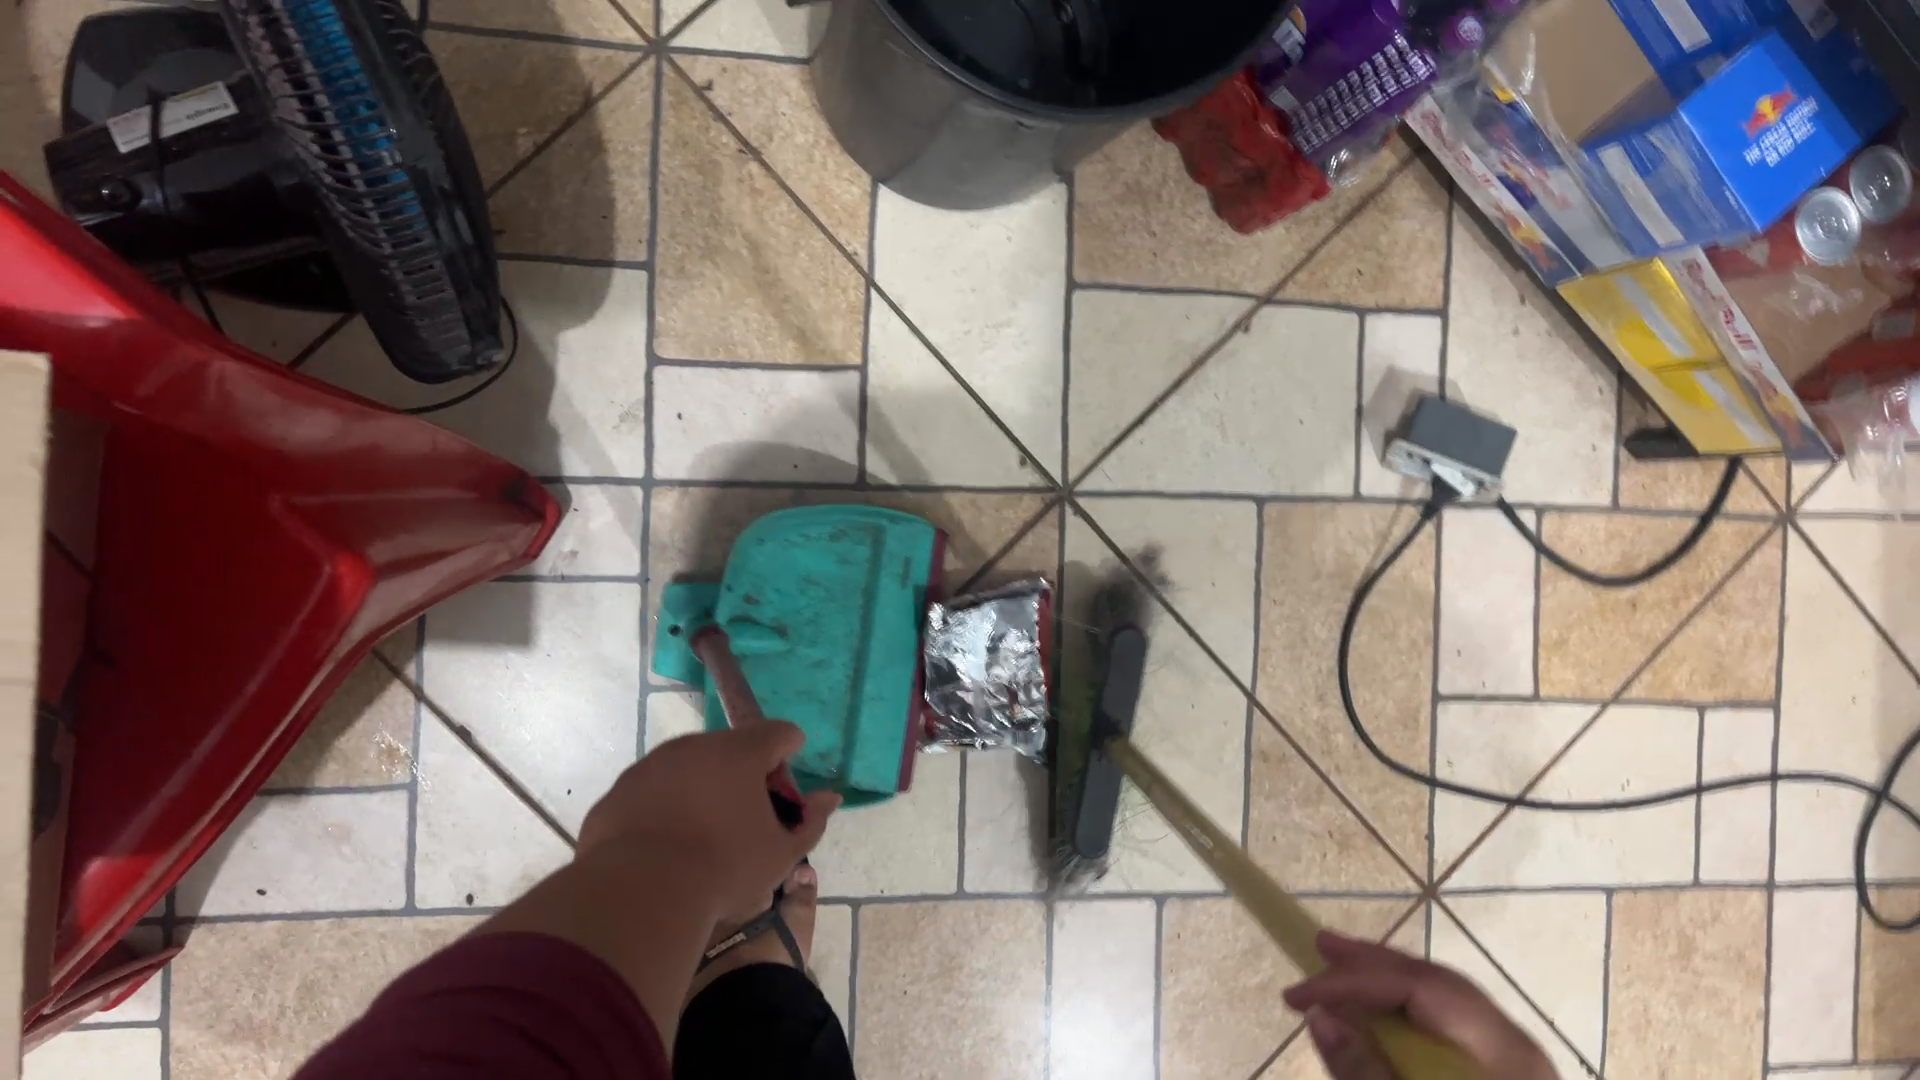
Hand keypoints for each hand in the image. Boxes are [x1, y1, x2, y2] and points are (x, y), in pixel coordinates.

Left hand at [577, 724, 841, 923]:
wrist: (637, 895)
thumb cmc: (723, 870)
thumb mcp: (781, 854)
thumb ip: (811, 821)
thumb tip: (830, 797)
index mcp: (742, 753)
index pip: (779, 733)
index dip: (788, 754)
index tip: (782, 792)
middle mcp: (696, 746)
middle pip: (731, 748)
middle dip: (742, 775)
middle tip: (744, 820)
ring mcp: (651, 765)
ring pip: (687, 768)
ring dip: (700, 789)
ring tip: (699, 837)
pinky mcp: (618, 791)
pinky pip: (651, 792)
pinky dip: (661, 808)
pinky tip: (662, 848)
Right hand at [1283, 931, 1558, 1079]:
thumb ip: (1366, 1076)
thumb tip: (1319, 1014)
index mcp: (1507, 1059)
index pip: (1421, 990)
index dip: (1354, 982)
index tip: (1298, 996)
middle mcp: (1519, 1052)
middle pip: (1438, 985)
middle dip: (1374, 965)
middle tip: (1319, 946)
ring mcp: (1518, 1067)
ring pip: (1446, 1002)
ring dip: (1388, 982)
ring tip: (1338, 963)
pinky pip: (1452, 1028)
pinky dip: (1408, 1012)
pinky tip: (1376, 1012)